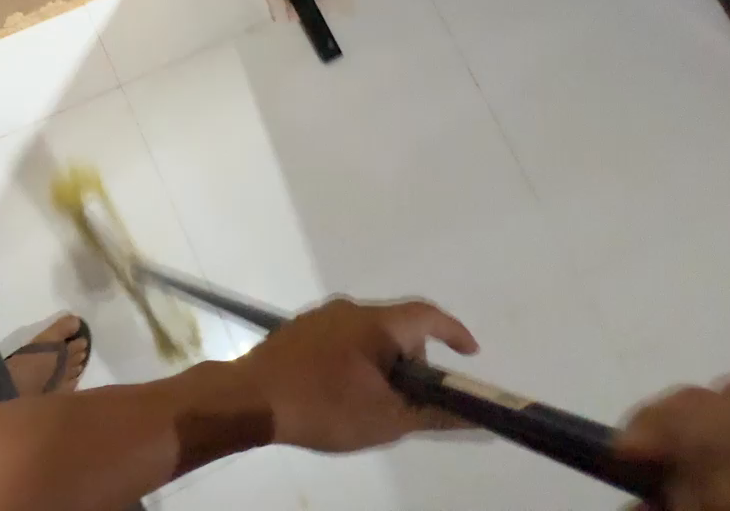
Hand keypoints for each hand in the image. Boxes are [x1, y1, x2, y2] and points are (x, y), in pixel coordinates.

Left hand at [233, 296, 478, 453]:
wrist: (253, 397)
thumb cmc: (325, 406)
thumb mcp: (388, 419)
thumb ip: (435, 413)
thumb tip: (475, 414)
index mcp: (373, 322)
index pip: (425, 314)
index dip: (453, 331)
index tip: (470, 353)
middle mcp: (347, 309)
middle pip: (396, 327)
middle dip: (413, 361)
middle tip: (411, 402)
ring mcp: (319, 317)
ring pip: (368, 335)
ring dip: (383, 364)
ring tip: (375, 403)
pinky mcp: (300, 329)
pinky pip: (342, 339)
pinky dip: (357, 361)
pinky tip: (344, 393)